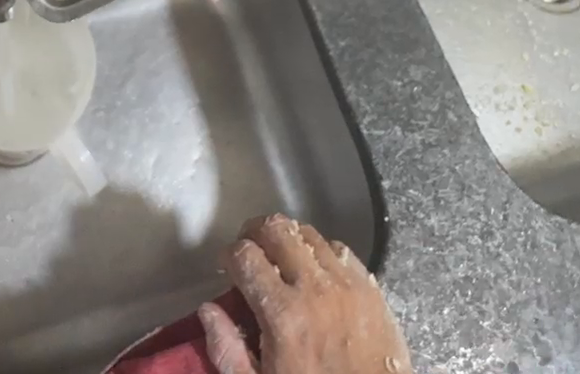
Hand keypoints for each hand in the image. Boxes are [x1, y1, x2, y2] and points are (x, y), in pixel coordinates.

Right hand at [200, 214, 413, 373]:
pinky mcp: (371, 290)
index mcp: (282, 315)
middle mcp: (313, 289)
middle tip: (250, 251)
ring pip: (308, 233)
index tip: (228, 267)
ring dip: (288, 240)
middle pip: (276, 229)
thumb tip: (208, 310)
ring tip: (282, 260)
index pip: (245, 255)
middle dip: (255, 233)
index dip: (229, 255)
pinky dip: (321, 252)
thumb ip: (227, 350)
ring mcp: (346, 285)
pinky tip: (315, 272)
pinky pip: (340, 250)